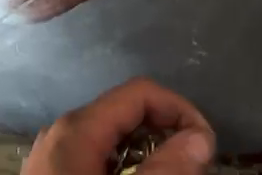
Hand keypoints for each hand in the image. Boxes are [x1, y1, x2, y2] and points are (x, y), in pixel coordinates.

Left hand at [21, 77, 216, 174]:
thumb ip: (166, 172)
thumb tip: (200, 139)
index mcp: (78, 129)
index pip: (141, 94)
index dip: (180, 112)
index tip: (207, 151)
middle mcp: (62, 135)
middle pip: (127, 116)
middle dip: (167, 137)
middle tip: (195, 172)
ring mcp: (53, 160)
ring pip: (114, 142)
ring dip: (149, 159)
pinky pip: (97, 164)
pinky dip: (126, 173)